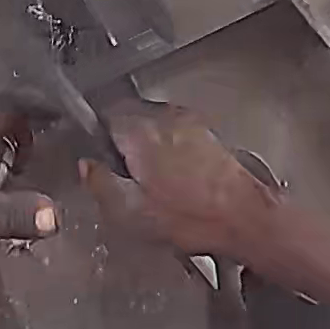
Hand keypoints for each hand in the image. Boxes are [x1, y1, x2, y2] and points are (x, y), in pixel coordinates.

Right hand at [79, 101, 280, 260]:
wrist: (243, 215)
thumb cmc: (190, 215)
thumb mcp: (131, 211)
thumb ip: (100, 183)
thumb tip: (86, 166)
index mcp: (139, 130)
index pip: (105, 113)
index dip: (98, 135)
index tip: (99, 154)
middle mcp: (163, 116)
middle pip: (130, 116)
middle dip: (123, 140)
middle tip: (126, 173)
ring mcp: (187, 120)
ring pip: (153, 124)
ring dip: (148, 144)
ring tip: (154, 180)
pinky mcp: (205, 131)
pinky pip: (174, 132)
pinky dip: (170, 148)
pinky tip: (176, 178)